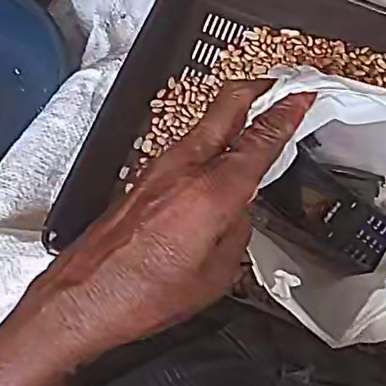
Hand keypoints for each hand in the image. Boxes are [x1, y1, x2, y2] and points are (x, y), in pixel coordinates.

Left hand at [12, 80, 313, 355]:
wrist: (83, 298)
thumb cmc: (142, 294)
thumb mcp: (217, 274)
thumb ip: (237, 230)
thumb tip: (240, 210)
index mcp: (212, 192)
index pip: (261, 138)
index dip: (288, 112)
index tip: (302, 96)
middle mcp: (185, 168)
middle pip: (228, 104)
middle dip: (260, 88)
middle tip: (282, 87)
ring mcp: (161, 168)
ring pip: (207, 122)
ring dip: (235, 113)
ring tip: (257, 120)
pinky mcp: (146, 177)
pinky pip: (189, 146)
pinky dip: (213, 139)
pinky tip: (221, 157)